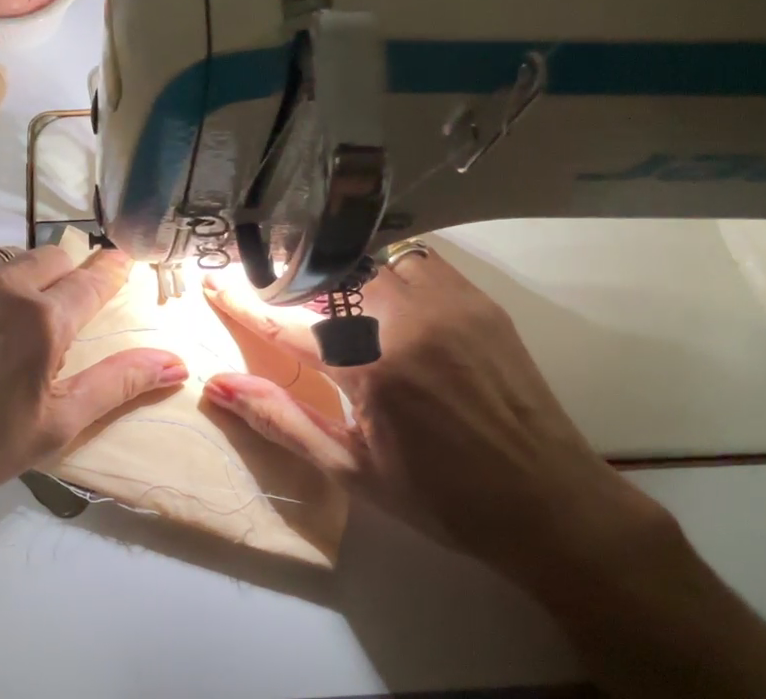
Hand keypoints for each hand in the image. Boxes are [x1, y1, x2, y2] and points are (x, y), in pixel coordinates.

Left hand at [0, 247, 186, 606]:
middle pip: (51, 258)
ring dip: (19, 279)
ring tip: (4, 324)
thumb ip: (119, 383)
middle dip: (64, 279)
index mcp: (42, 320)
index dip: (112, 270)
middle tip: (56, 318)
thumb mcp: (55, 426)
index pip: (93, 278)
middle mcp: (1, 283)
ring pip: (6, 259)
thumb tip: (178, 362)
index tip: (122, 264)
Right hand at [202, 244, 666, 587]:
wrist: (550, 503)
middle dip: (300, 288)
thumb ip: (281, 419)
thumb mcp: (352, 470)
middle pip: (333, 278)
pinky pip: (420, 262)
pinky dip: (391, 273)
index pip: (290, 323)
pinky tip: (388, 304)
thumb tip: (219, 387)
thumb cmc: (442, 498)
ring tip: (339, 309)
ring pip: (376, 262)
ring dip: (347, 278)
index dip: (246, 306)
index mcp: (375, 368)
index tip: (215, 286)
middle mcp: (411, 320)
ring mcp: (452, 303)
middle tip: (284, 306)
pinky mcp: (481, 301)